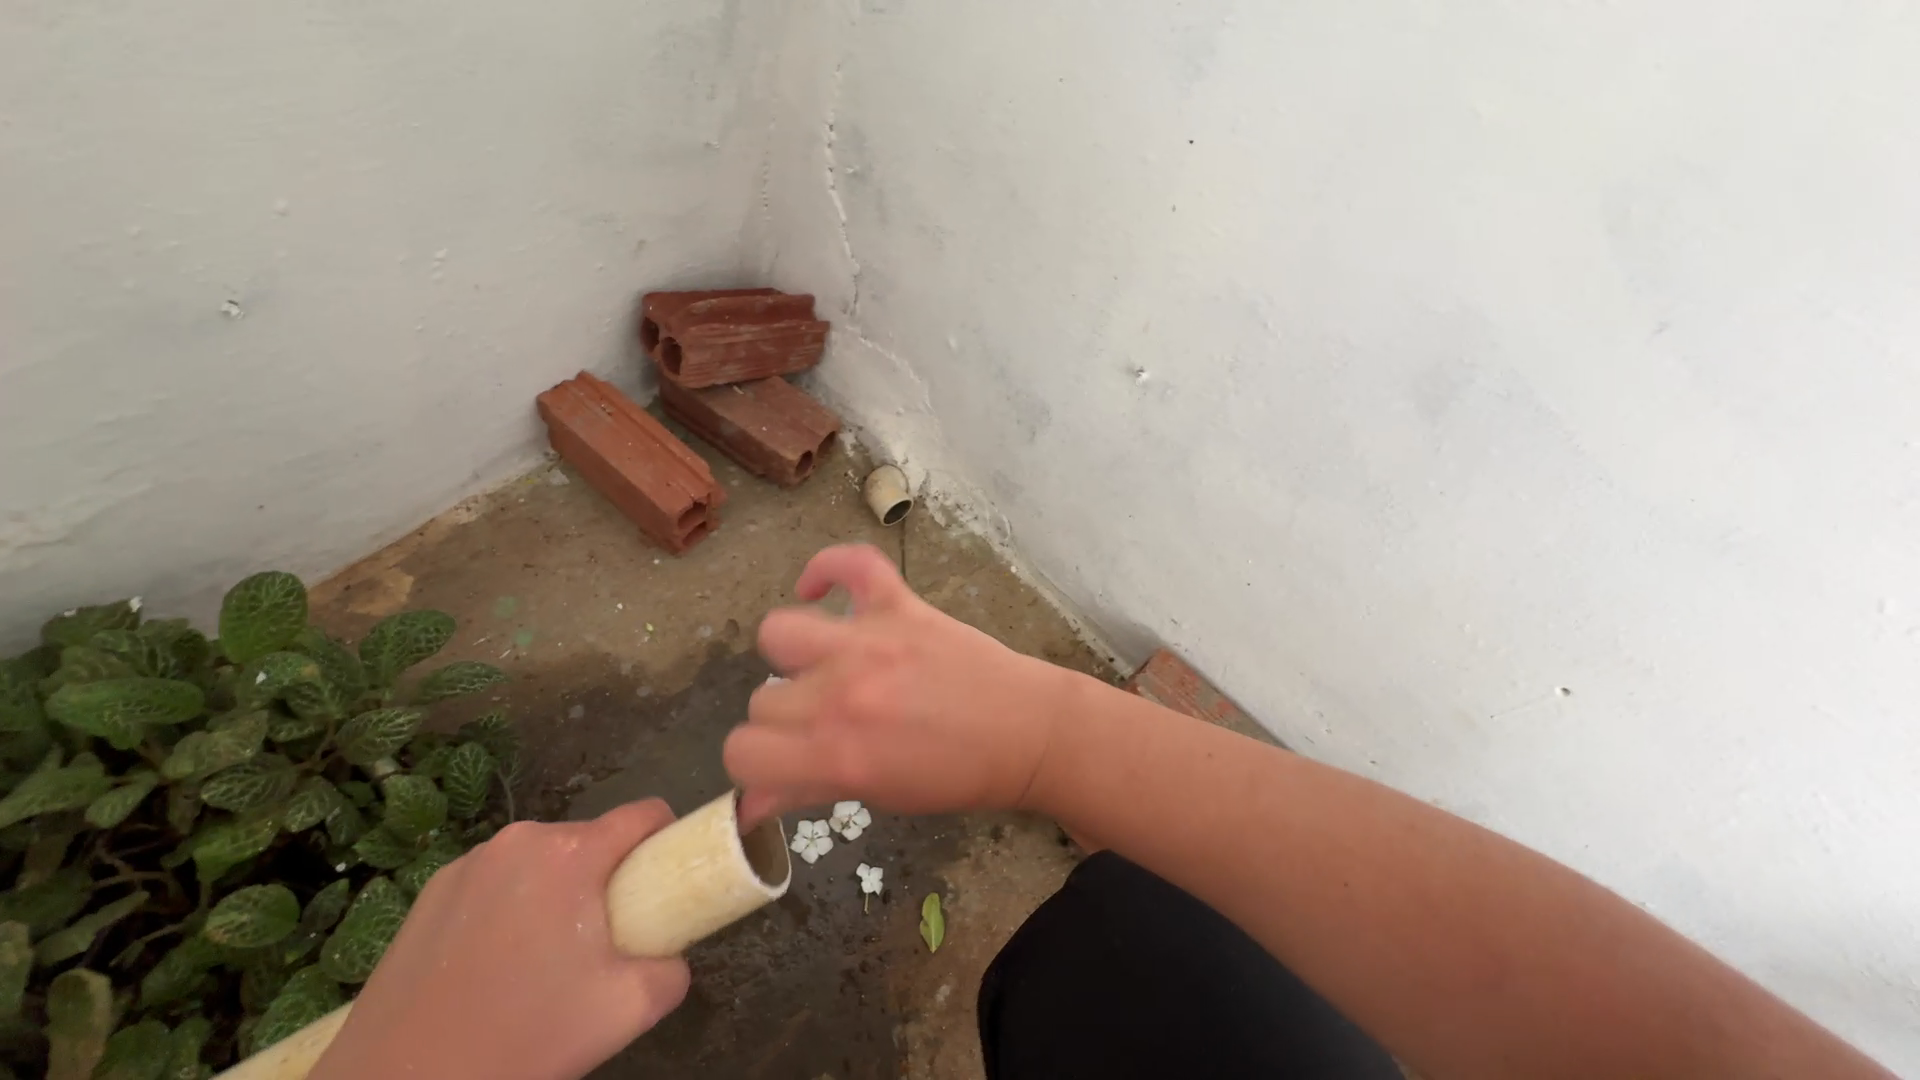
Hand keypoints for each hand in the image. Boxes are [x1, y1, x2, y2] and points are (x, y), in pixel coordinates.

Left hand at [310, 801, 690, 1079]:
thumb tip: (669, 955)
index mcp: (570, 854)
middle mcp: (519, 841)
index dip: (666, 841)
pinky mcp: (428, 894)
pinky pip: (497, 883)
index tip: (664, 886)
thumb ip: (673, 969)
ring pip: (543, 862)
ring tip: (542, 963)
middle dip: (608, 880)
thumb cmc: (521, 1040)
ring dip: (559, 893)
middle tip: (599, 946)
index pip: (644, 815)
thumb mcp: (629, 1010)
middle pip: (592, 840)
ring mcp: (467, 864)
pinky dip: (511, 908)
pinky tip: (493, 968)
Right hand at [724, 544, 1077, 826]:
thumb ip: (808, 791)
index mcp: (835, 754)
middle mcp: (842, 693)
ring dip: (793, 654)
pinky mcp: (900, 605)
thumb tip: (749, 804)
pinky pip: (850, 563)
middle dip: (785, 718)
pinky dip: (830, 568)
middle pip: (762, 699)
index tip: (779, 761)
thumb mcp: (879, 796)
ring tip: (824, 664)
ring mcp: (869, 641)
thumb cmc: (956, 774)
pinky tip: (823, 588)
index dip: (753, 761)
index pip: (741, 751)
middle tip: (824, 723)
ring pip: (779, 631)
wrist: (1026, 732)